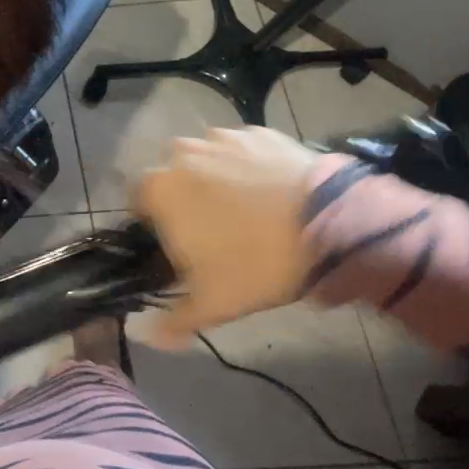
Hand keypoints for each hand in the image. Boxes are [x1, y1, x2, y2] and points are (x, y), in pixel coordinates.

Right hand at [133, 127, 317, 345]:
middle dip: (187, 197)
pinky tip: (272, 191)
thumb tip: (146, 337)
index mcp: (158, 189)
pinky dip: (250, 166)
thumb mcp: (215, 302)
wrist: (330, 224)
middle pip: (173, 176)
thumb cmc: (258, 261)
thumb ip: (174, 319)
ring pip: (207, 159)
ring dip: (217, 178)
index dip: (156, 223)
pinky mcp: (258, 131)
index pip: (139, 201)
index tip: (181, 244)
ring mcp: (221, 137)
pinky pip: (242, 149)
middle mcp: (180, 153)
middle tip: (216, 230)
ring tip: (248, 209)